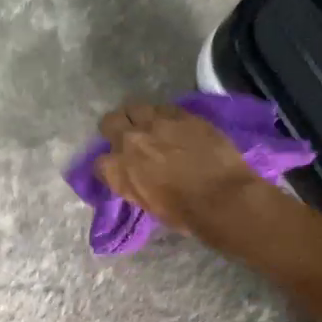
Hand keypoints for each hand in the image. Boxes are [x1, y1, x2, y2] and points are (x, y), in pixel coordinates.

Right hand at [95, 103, 262, 231]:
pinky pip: (163, 107)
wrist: (223, 198)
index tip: (120, 169)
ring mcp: (155, 122)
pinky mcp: (181, 114)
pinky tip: (173, 125)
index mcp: (117, 170)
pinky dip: (164, 116)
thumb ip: (133, 184)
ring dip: (139, 117)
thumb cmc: (184, 213)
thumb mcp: (148, 204)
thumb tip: (135, 177)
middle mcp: (129, 140)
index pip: (99, 162)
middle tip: (128, 137)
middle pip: (110, 122)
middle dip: (115, 129)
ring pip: (134, 107)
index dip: (110, 165)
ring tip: (150, 126)